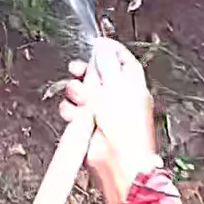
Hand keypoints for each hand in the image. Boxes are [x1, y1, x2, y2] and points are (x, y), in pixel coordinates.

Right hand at [59, 37, 160, 203]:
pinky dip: (70, 111)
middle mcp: (117, 97)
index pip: (123, 61)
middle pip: (97, 74)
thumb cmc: (125, 127)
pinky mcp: (86, 124)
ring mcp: (102, 112)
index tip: (96, 42)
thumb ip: (106, 65)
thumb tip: (102, 46)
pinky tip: (75, 116)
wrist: (117, 161)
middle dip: (85, 72)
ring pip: (81, 91)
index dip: (110, 50)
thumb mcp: (116, 87)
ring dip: (76, 93)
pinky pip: (72, 110)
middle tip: (77, 70)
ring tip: (80, 100)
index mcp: (132, 87)